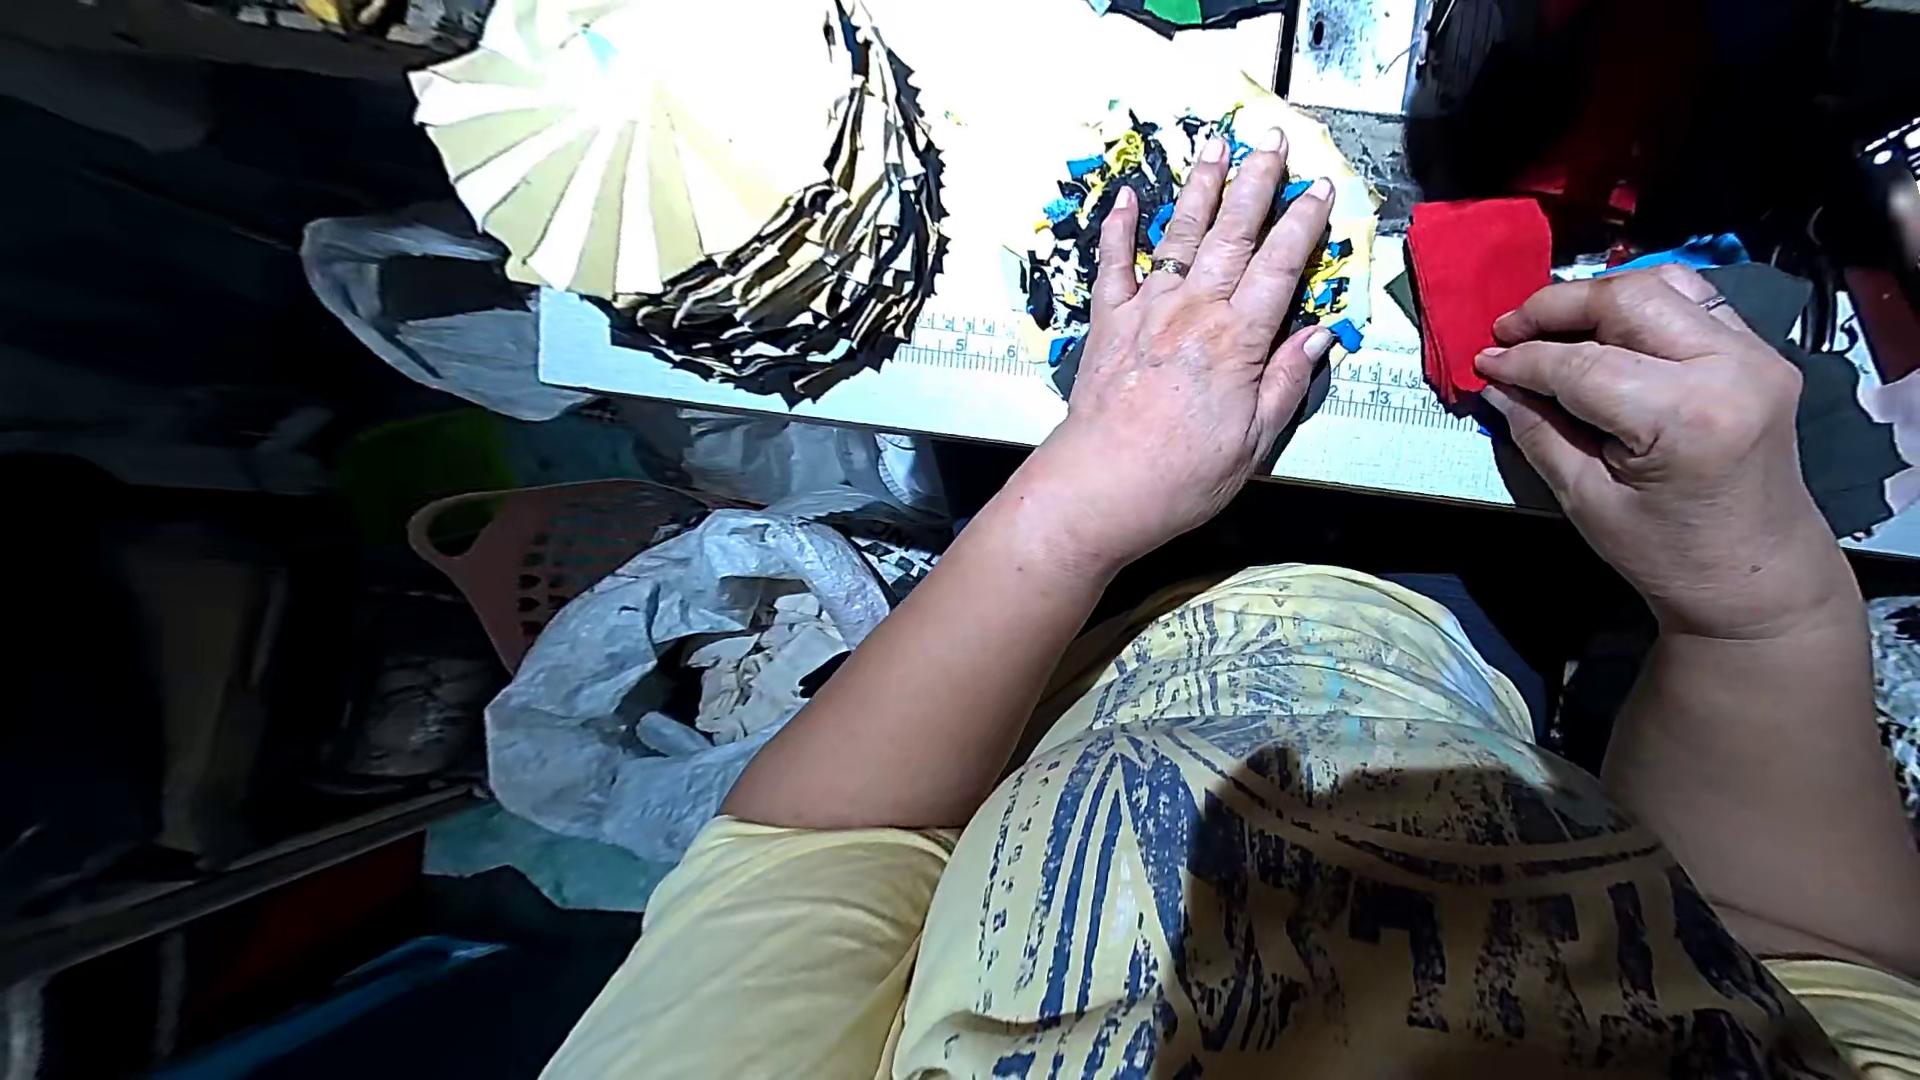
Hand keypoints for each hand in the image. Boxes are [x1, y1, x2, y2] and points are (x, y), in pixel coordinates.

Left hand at [1015, 129, 1338, 574]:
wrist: (1100, 486)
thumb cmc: (1179, 477)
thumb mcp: (1252, 442)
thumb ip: (1284, 383)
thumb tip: (1317, 337)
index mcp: (1237, 341)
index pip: (1282, 265)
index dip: (1303, 224)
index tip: (1318, 191)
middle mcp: (1192, 313)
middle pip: (1232, 235)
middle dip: (1255, 185)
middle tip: (1272, 143)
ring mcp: (1145, 313)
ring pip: (1178, 237)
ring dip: (1198, 190)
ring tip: (1215, 147)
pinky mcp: (1106, 326)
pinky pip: (1111, 268)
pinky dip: (1116, 231)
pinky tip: (1124, 200)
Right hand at [1476, 266, 1849, 638]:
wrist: (1752, 566)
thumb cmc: (1659, 546)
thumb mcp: (1580, 495)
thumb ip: (1537, 430)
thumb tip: (1496, 385)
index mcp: (1686, 416)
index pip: (1582, 364)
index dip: (1520, 360)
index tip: (1479, 363)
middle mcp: (1732, 370)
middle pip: (1632, 301)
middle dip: (1556, 307)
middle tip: (1505, 331)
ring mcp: (1754, 356)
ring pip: (1665, 287)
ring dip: (1592, 299)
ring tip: (1541, 327)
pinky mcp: (1753, 355)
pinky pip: (1687, 304)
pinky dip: (1629, 308)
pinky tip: (1589, 333)